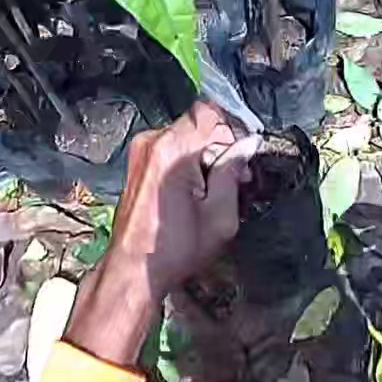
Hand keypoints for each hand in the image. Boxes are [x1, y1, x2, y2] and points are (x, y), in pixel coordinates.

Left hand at [64, 103, 258, 366]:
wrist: (134, 270)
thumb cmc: (174, 249)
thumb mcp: (220, 215)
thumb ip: (234, 171)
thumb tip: (247, 144)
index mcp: (172, 150)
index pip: (210, 111)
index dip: (234, 125)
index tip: (247, 145)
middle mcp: (153, 142)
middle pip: (199, 124)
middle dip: (223, 145)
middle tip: (240, 175)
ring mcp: (142, 150)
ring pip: (187, 136)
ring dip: (207, 154)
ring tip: (220, 187)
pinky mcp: (139, 162)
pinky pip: (173, 148)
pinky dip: (190, 161)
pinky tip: (199, 189)